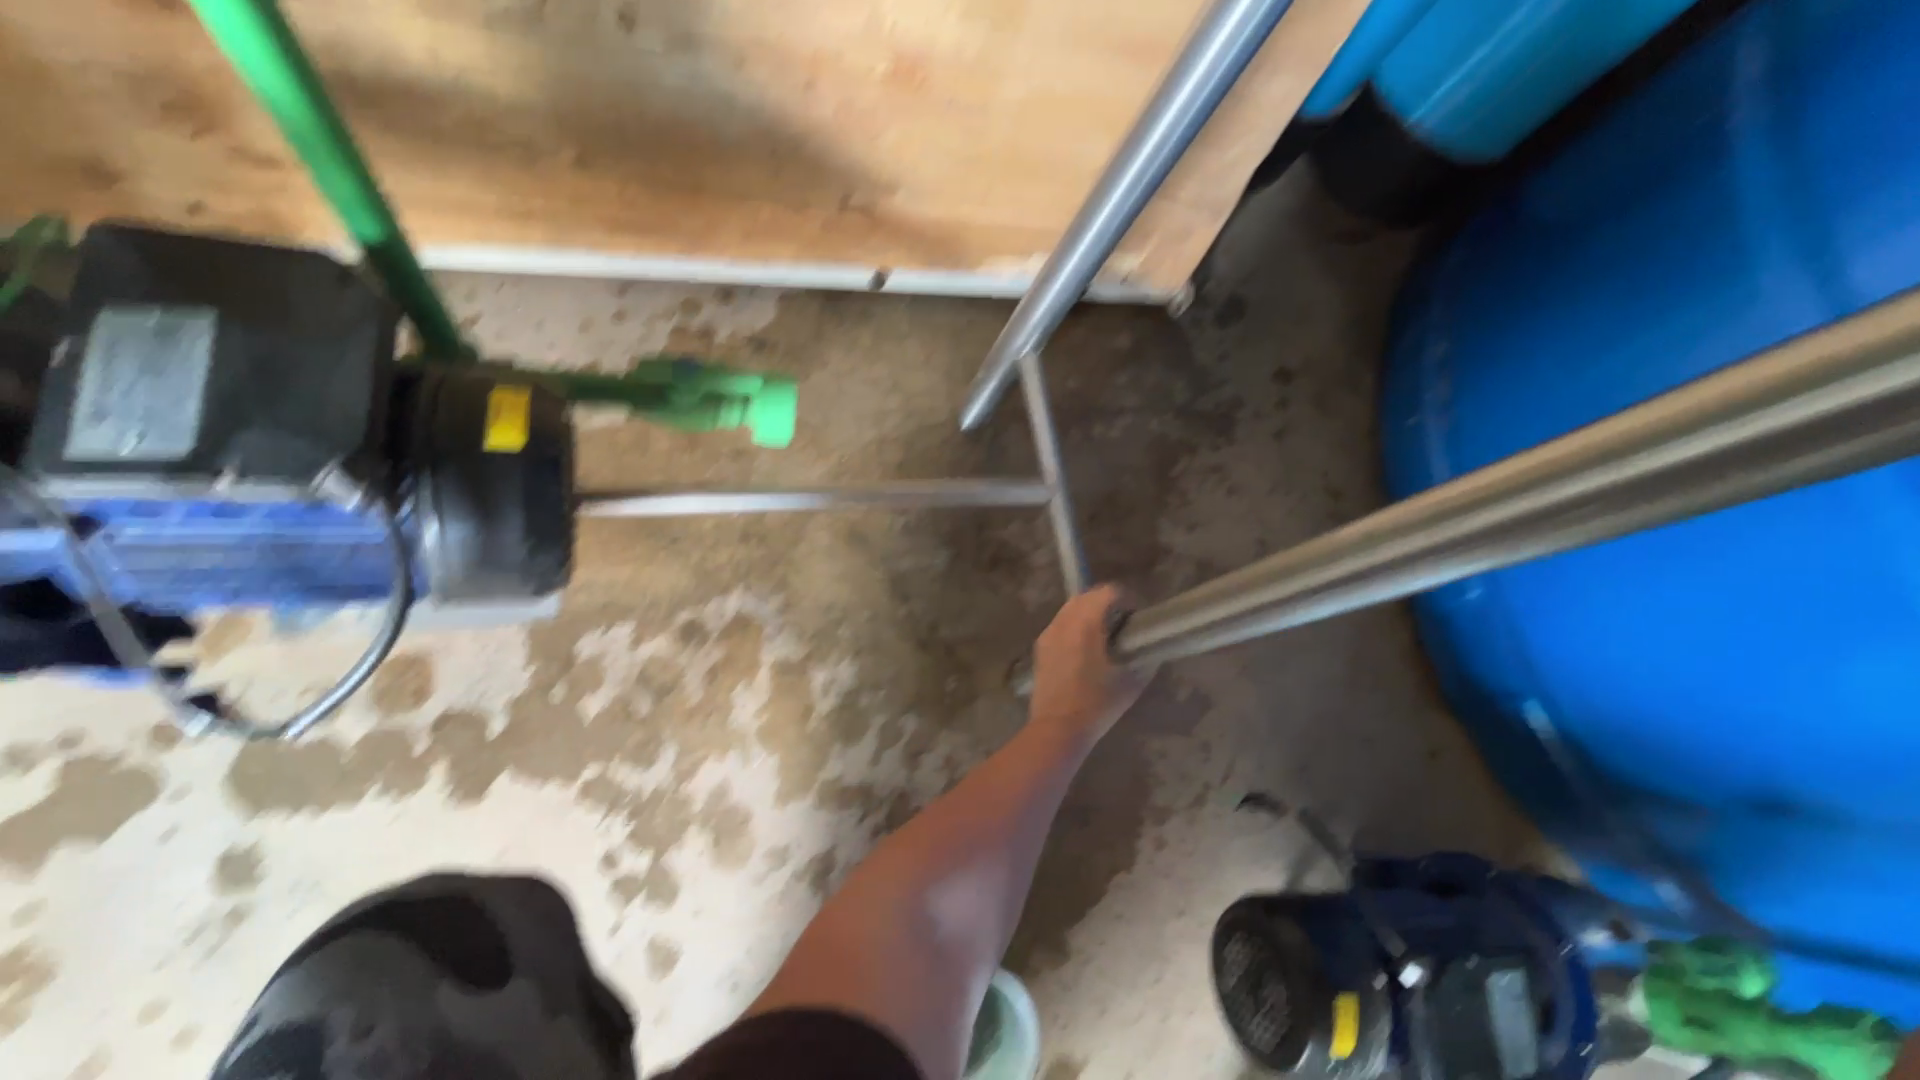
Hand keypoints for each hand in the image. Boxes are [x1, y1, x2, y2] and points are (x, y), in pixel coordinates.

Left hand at [1029, 584, 1153, 742]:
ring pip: (1070, 608)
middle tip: (1123, 621)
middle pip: (1086, 595)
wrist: (1057, 728)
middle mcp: (1064, 622)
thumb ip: (1144, 660)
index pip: (1107, 592)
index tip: (1136, 615)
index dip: (1125, 598)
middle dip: (1106, 601)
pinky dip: (1074, 624)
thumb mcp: (1130, 683)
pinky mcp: (1041, 647)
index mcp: (1086, 625)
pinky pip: (1059, 623)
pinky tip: (1085, 646)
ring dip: (1088, 611)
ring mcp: (1048, 634)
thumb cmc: (1096, 705)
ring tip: (1104, 633)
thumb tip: (1151, 648)